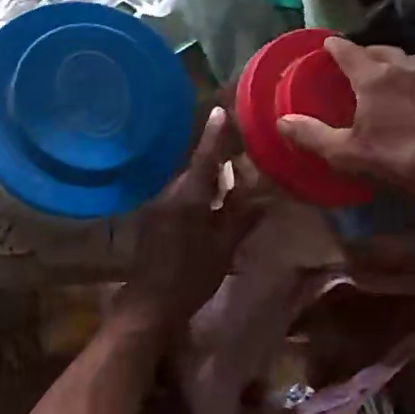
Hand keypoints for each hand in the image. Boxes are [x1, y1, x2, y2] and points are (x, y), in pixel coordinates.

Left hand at [110, 107, 261, 338]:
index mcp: (188, 196)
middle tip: (238, 151)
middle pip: (195, 168)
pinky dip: (194, 193)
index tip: (221, 111)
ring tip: (227, 176)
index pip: (204, 157)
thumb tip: (265, 200)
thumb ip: (241, 220)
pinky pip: (177, 196)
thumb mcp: (223, 249)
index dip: (214, 134)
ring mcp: (158, 205)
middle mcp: (169, 193)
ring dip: (204, 178)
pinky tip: (207, 203)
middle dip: (215, 158)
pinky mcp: (153, 218)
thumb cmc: (191, 276)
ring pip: (185, 182)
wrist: (150, 302)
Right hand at [276, 38, 414, 210]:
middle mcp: (403, 67)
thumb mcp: (346, 153)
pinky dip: (410, 77)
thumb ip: (312, 135)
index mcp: (374, 77)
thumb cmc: (398, 158)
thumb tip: (282, 121)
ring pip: (404, 60)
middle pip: (378, 50)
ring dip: (389, 63)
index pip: (347, 50)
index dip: (333, 46)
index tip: (326, 45)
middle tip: (351, 65)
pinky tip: (409, 96)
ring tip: (380, 77)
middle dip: (362, 53)